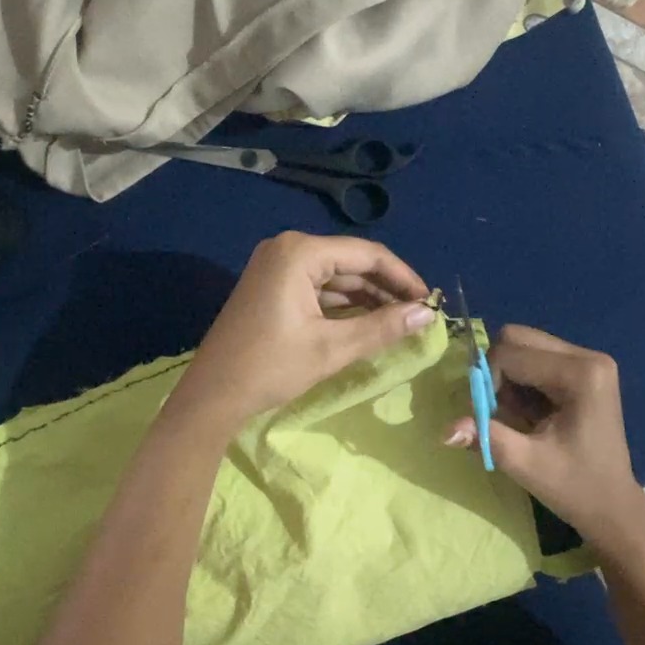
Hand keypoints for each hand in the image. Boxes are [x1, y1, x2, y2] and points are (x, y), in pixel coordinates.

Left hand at [172, 232, 433, 425]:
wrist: (212, 395)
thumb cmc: (270, 367)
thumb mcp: (331, 348)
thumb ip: (382, 327)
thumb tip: (427, 314)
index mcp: (299, 252)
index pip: (366, 254)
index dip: (403, 277)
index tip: (432, 301)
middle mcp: (287, 249)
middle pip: (351, 262)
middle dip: (386, 289)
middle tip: (420, 315)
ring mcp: (276, 267)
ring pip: (335, 277)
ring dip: (367, 298)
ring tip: (402, 322)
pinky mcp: (271, 287)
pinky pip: (317, 289)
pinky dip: (343, 305)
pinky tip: (369, 323)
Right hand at [445, 326, 644, 555]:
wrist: (611, 507)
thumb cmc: (573, 487)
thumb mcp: (524, 463)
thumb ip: (485, 436)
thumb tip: (445, 431)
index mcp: (581, 373)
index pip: (511, 353)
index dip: (487, 381)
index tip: (488, 416)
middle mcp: (587, 357)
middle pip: (517, 338)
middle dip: (496, 372)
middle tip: (499, 410)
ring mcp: (588, 361)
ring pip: (523, 346)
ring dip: (507, 378)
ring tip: (517, 415)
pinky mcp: (583, 370)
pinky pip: (535, 359)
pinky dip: (520, 381)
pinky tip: (530, 412)